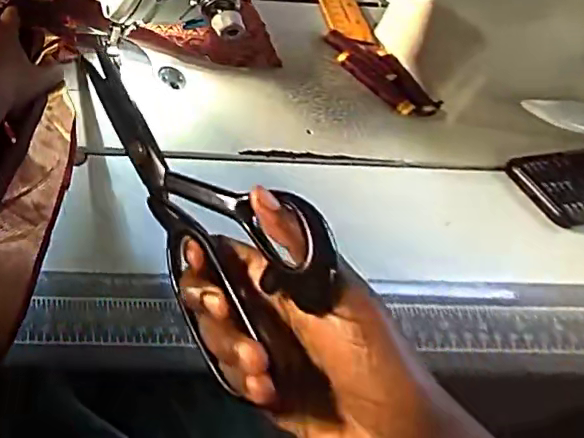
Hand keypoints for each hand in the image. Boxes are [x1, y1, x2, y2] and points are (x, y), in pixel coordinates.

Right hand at [179, 191, 488, 437]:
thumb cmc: (386, 364)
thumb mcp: (338, 292)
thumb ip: (294, 241)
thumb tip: (264, 196)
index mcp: (277, 280)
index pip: (222, 254)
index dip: (201, 252)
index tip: (197, 256)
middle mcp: (264, 311)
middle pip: (206, 292)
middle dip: (209, 303)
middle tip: (226, 312)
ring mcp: (261, 348)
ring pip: (213, 335)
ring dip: (231, 348)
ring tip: (263, 362)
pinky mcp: (261, 387)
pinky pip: (228, 376)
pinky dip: (243, 381)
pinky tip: (267, 385)